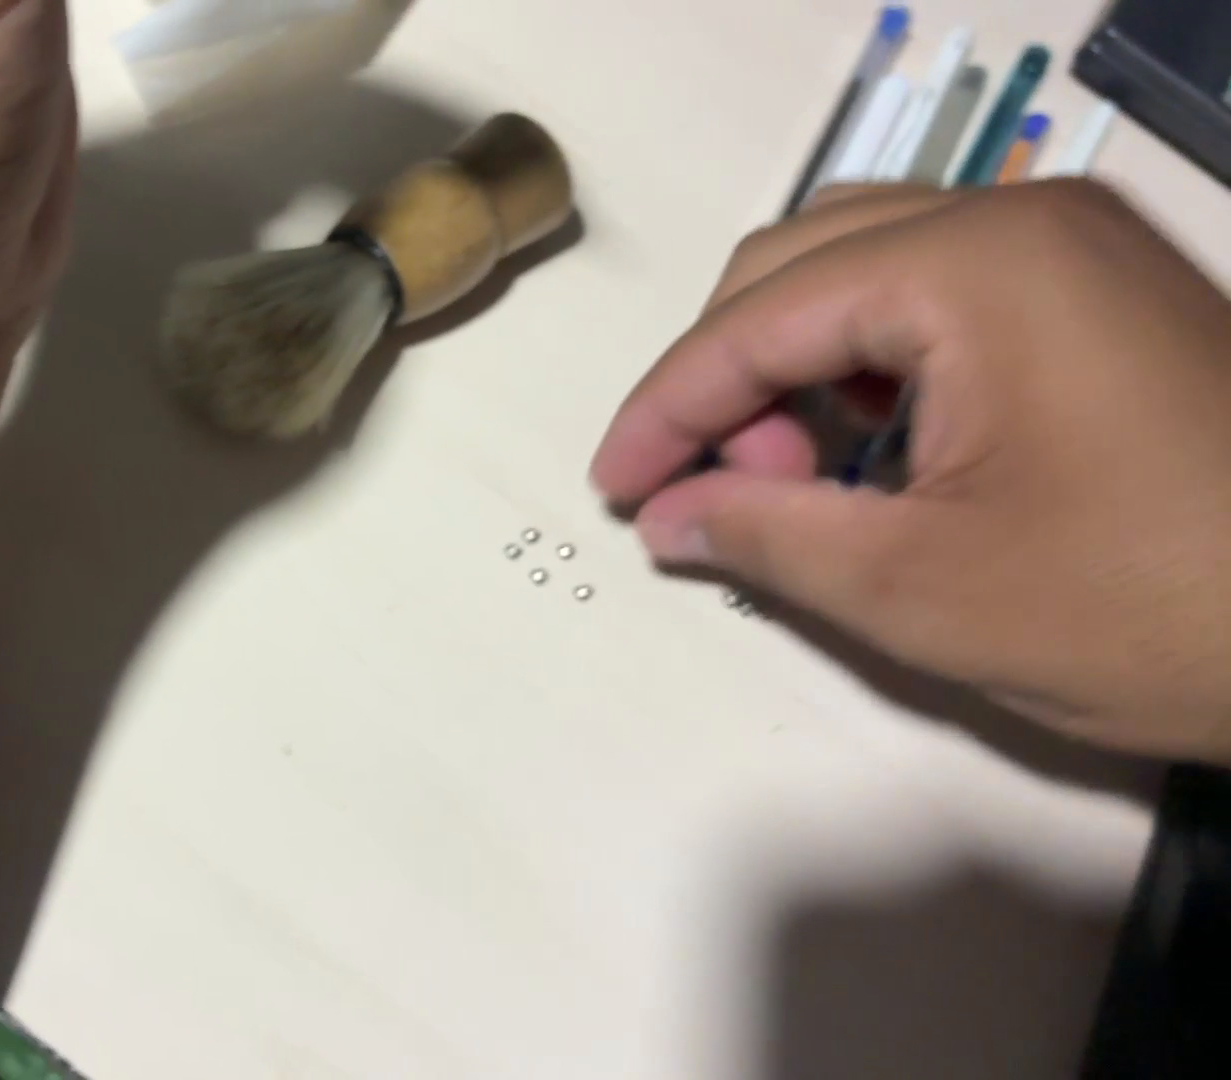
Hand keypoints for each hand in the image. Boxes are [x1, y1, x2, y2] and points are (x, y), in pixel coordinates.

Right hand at [593, 181, 1230, 760]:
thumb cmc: (1158, 608)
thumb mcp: (914, 586)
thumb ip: (758, 534)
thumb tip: (659, 519)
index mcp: (969, 270)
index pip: (749, 328)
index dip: (660, 414)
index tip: (611, 489)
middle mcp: (1007, 225)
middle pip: (779, 274)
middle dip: (714, 385)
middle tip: (704, 484)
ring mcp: (1049, 253)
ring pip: (832, 276)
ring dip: (770, 373)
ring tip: (780, 469)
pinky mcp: (1071, 297)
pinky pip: (899, 303)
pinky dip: (837, 372)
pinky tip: (847, 448)